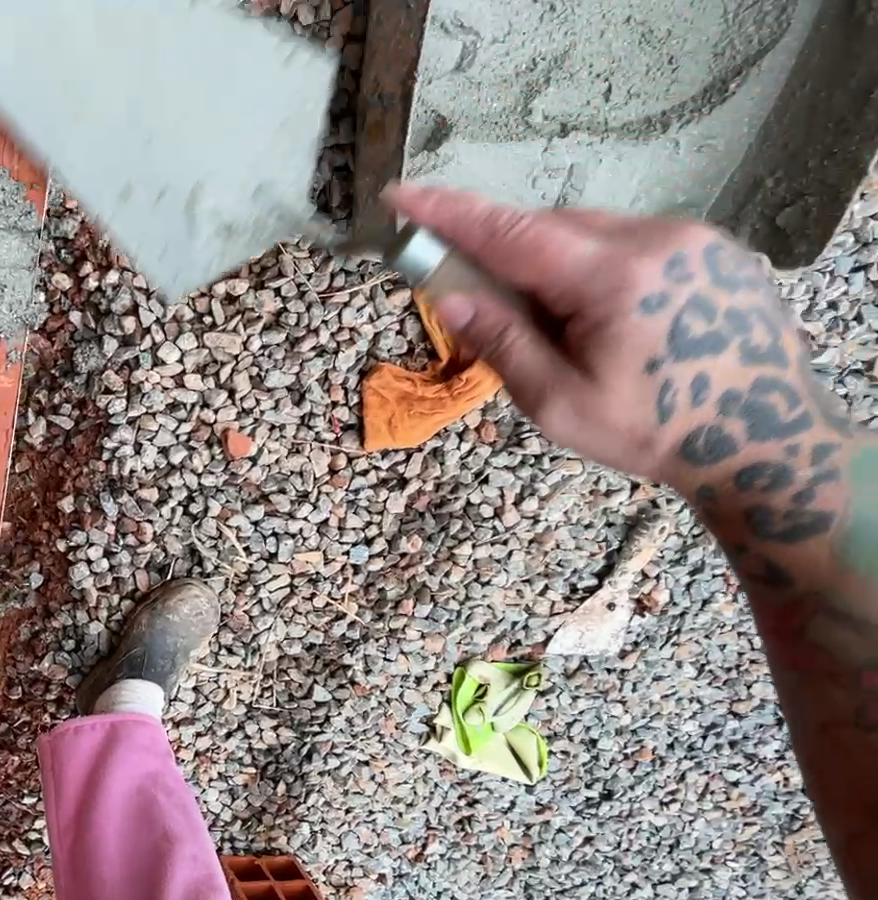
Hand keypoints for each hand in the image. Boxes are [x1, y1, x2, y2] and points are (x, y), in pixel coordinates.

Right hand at [383, 184, 834, 498]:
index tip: (399, 195)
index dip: (448, 213)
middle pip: (546, 227)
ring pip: (584, 232)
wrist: (765, 439)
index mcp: (615, 279)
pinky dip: (579, 266)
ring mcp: (692, 240)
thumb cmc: (650, 430)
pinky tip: (586, 316)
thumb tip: (449, 299)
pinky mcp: (708, 251)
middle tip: (467, 298)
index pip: (511, 233)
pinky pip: (621, 241)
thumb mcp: (556, 401)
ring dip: (540, 263)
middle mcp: (658, 240)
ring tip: (543, 326)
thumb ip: (501, 343)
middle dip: (495, 252)